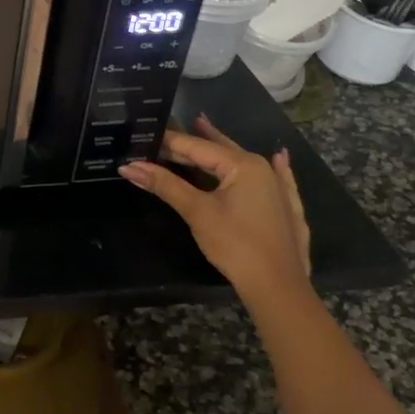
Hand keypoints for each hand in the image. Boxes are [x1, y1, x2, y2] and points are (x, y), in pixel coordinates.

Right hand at [119, 116, 311, 297]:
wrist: (278, 289)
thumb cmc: (236, 245)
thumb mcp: (197, 212)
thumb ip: (164, 184)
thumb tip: (128, 167)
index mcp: (242, 164)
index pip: (196, 146)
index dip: (168, 141)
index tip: (144, 135)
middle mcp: (262, 169)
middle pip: (219, 149)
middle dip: (192, 140)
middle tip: (165, 127)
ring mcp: (277, 188)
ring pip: (240, 161)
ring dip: (220, 148)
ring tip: (200, 124)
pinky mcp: (286, 208)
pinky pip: (277, 179)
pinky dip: (273, 167)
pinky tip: (281, 156)